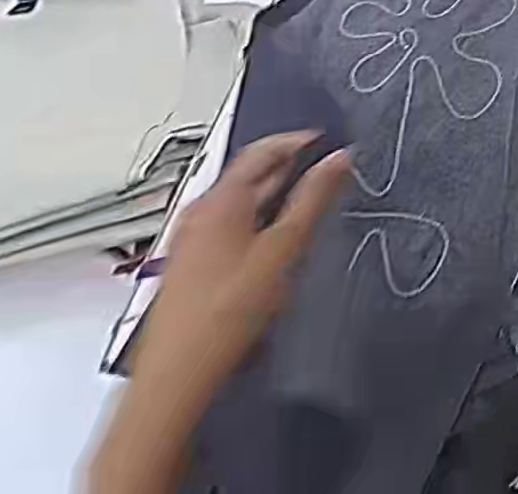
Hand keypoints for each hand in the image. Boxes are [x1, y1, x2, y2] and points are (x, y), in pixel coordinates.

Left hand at [133, 131, 352, 403]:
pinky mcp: (193, 264)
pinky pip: (233, 223)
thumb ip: (316, 197)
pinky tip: (280, 236)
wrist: (177, 377)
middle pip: (250, 174)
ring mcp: (192, 240)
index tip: (326, 139)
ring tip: (310, 196)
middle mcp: (200, 213)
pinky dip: (261, 216)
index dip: (298, 140)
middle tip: (326, 165)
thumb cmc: (227, 312)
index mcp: (220, 200)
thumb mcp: (286, 247)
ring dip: (277, 192)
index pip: (262, 150)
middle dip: (290, 166)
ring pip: (242, 201)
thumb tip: (339, 159)